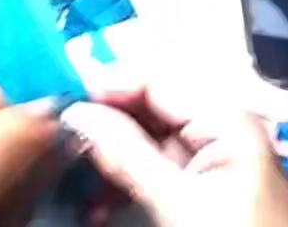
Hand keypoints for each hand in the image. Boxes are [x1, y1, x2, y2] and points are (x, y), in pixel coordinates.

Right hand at [62, 88, 287, 226]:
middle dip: (103, 122)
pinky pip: (154, 171)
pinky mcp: (202, 197)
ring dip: (107, 155)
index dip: (106, 84)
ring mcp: (210, 164)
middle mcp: (218, 130)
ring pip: (145, 141)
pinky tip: (97, 198)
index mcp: (225, 119)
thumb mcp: (181, 207)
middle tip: (62, 135)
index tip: (64, 97)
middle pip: (146, 108)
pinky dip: (124, 180)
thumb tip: (76, 112)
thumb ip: (127, 153)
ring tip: (74, 170)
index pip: (152, 80)